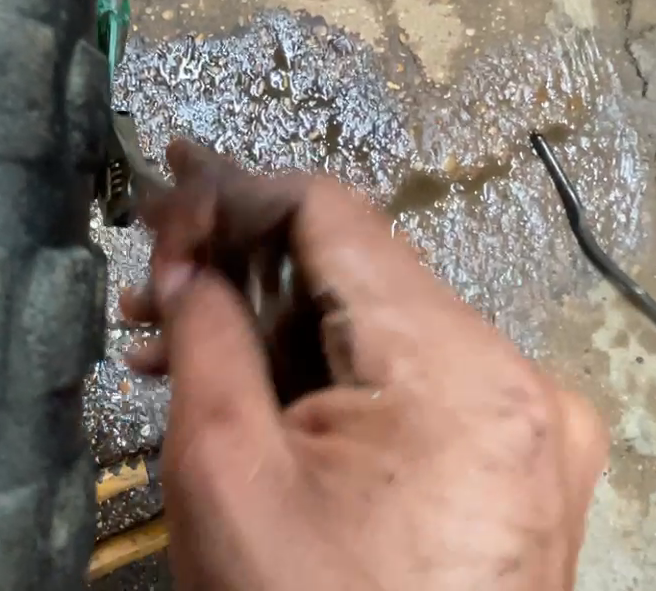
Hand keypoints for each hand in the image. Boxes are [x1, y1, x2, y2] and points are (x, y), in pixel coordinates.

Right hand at [121, 139, 607, 590]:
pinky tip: (218, 369)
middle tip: (146, 241)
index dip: (229, 194)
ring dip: (251, 310)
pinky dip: (295, 360)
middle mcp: (508, 376)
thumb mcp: (225, 461)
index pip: (328, 212)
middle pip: (343, 260)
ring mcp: (509, 418)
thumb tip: (182, 256)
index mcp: (456, 368)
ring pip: (352, 315)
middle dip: (229, 250)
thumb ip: (204, 329)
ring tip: (155, 323)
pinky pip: (378, 370)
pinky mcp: (492, 454)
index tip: (156, 213)